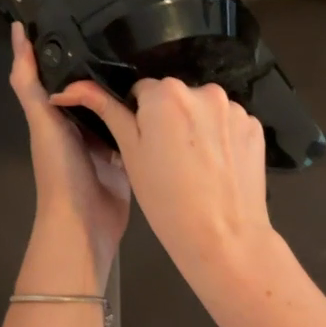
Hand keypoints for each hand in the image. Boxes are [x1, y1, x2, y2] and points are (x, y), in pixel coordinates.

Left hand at [9, 22, 131, 288]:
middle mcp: (78, 121)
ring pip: (114, 102)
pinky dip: (143, 113)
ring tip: (153, 50)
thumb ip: (29, 82)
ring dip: (128, 84)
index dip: (68, 41)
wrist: (86, 221)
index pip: (61, 68)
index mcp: (56, 111)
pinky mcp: (125, 154)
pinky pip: (134, 127)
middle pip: (91, 84)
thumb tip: (17, 31)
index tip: (85, 7)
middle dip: (106, 60)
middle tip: (132, 25)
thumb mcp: (42, 119)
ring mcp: (103, 138)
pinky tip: (160, 93)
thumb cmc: (60, 167)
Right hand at [52, 76, 275, 294]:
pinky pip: (227, 122)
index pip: (142, 91)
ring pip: (201, 109)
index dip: (139, 118)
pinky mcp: (254, 126)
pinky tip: (217, 167)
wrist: (225, 239)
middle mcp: (202, 89)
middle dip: (168, 118)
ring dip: (195, 126)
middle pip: (174, 97)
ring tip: (194, 166)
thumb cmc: (166, 199)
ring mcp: (233, 108)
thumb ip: (107, 110)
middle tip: (167, 160)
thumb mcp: (130, 154)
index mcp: (166, 93)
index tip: (144, 147)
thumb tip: (71, 87)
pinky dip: (220, 137)